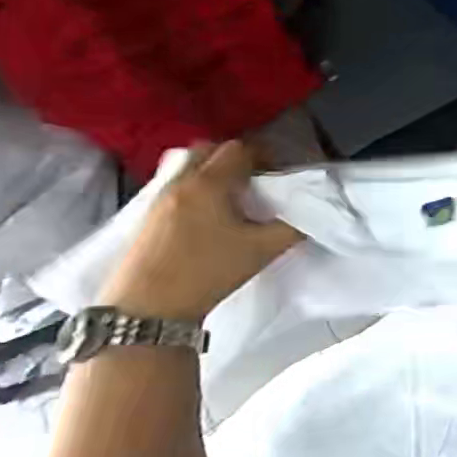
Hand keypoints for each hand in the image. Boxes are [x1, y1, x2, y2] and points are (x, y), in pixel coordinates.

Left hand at [98, 142, 302, 322]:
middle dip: (236, 159)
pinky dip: (197, 188)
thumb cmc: (209, 272)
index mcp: (209, 184)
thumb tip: (308, 216)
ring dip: (214, 173)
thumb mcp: (262, 251)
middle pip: (209, 150)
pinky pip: (177, 185)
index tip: (279, 176)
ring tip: (234, 200)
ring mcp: (159, 197)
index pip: (239, 150)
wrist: (150, 306)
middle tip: (257, 182)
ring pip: (189, 167)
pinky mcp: (148, 215)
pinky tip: (210, 217)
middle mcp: (180, 182)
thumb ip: (292, 228)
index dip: (265, 157)